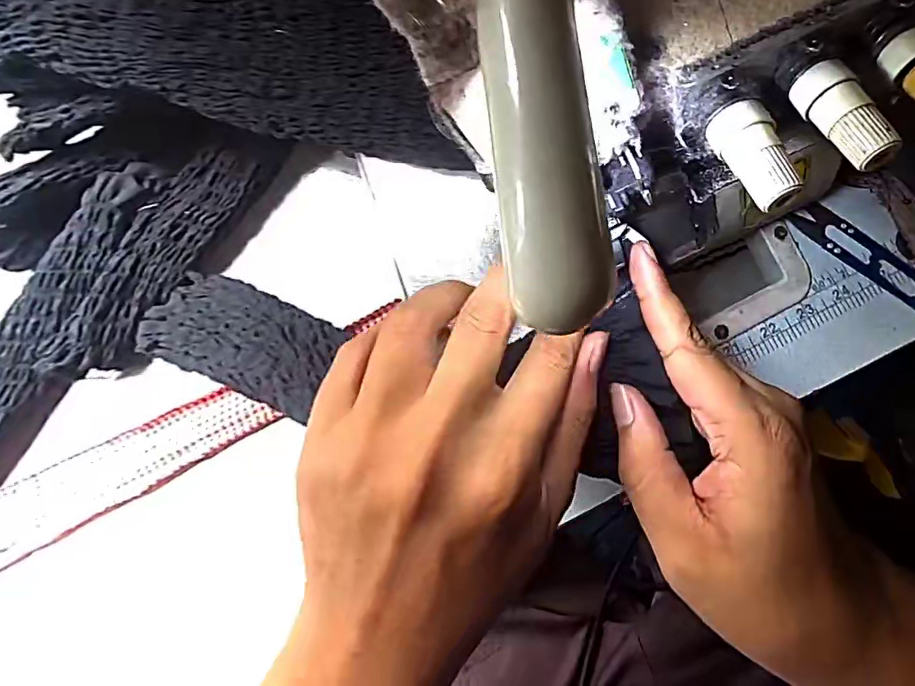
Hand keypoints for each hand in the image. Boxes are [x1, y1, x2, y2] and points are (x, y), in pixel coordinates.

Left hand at [265, 265, 607, 685]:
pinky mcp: (323, 434)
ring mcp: (369, 434)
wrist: (370, 637)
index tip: (569, 290)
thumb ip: (573, 420)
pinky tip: (409, 344)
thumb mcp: (544, 511)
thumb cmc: (468, 579)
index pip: (550, 351)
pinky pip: (356, 346)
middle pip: (483, 319)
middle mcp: (435, 441)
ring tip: (461, 308)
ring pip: (411, 318)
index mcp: (500, 465)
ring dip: (446, 298)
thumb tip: (591, 345)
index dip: (568, 306)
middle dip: (510, 281)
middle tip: (517, 276)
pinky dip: (390, 329)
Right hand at [613, 242, 914, 685]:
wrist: (839, 617)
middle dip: (650, 321)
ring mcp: (776, 411)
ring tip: (617, 339)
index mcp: (749, 430)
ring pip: (705, 370)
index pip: (690, 350)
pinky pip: (717, 389)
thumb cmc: (763, 595)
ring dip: (664, 353)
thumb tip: (622, 396)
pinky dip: (682, 381)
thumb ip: (645, 463)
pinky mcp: (773, 422)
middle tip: (601, 298)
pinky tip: (653, 386)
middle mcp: (769, 405)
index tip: (640, 252)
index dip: (658, 297)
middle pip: (696, 353)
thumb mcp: (683, 546)